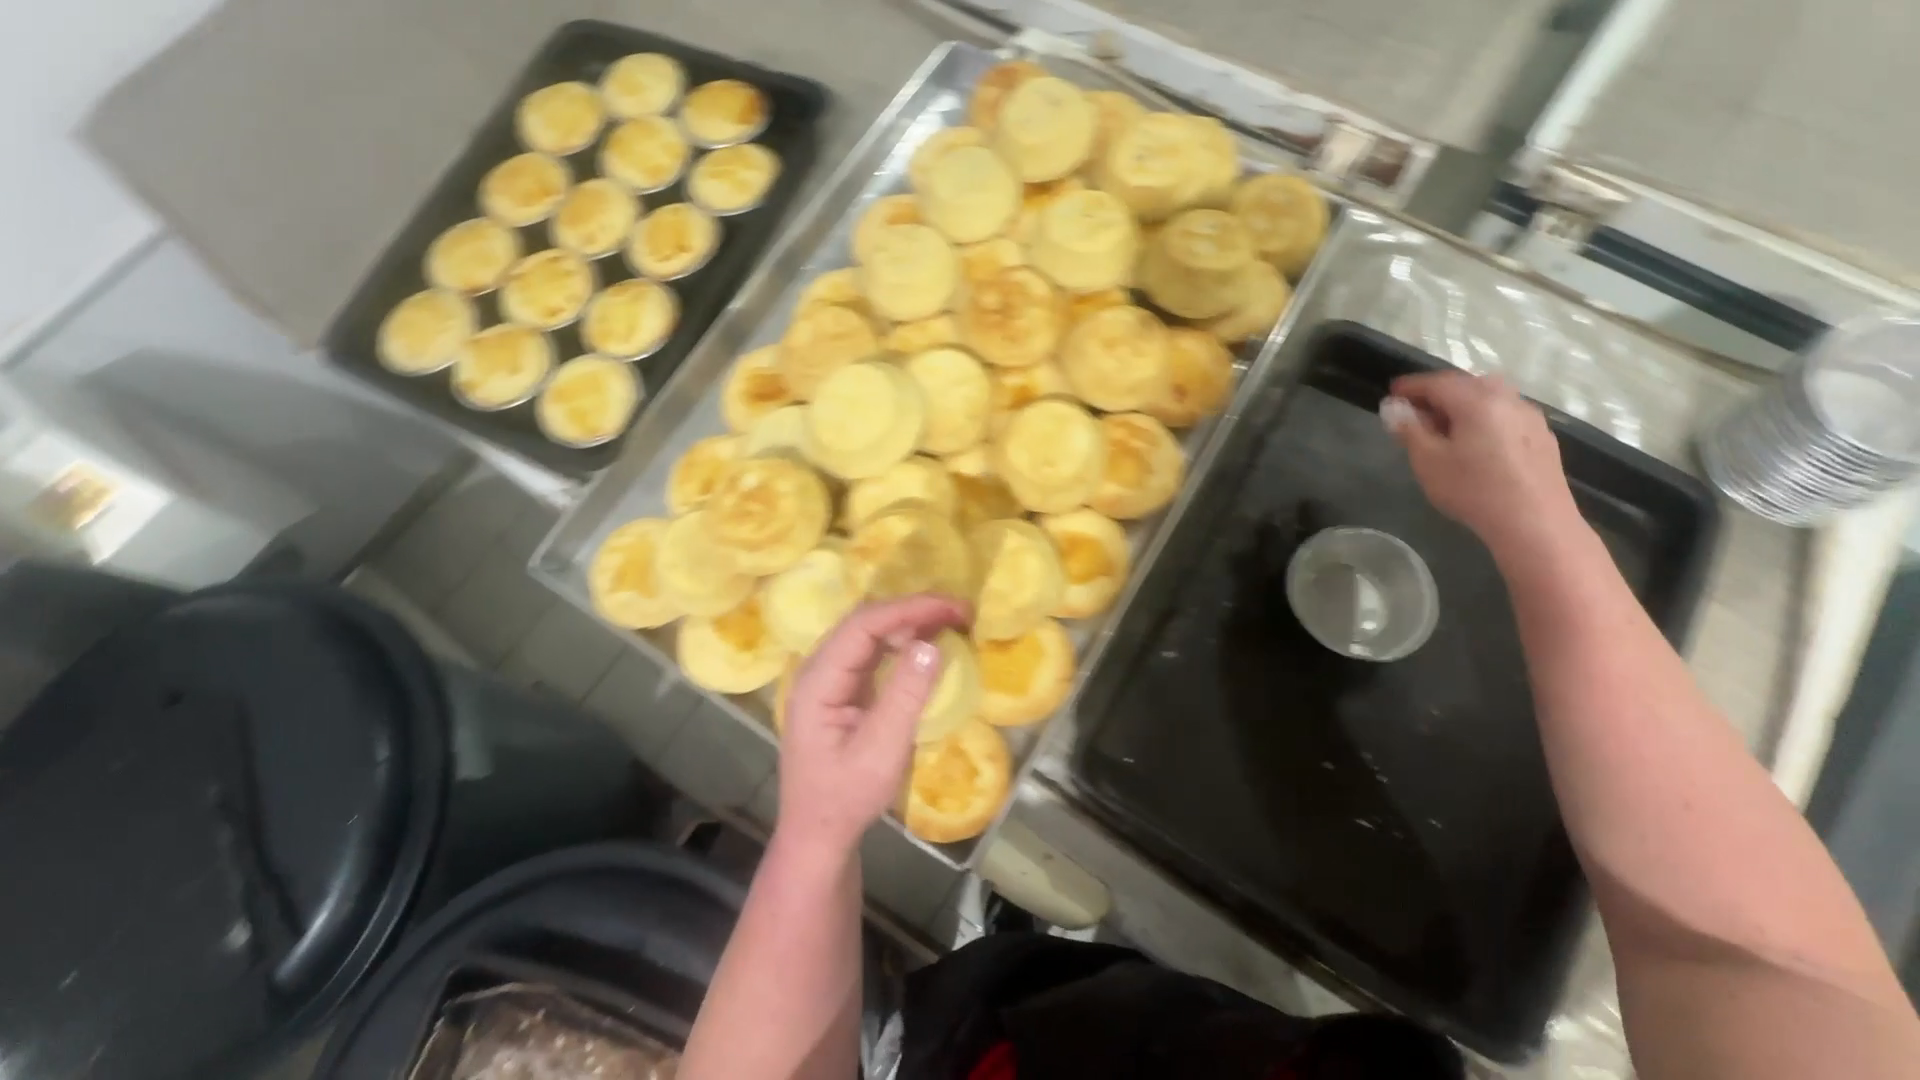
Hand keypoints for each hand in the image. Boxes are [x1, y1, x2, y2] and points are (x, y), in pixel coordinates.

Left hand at [775, 594, 970, 856]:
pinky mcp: (842, 693)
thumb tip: (931, 644)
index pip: (862, 626)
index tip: (952, 607)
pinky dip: (902, 645)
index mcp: (817, 681)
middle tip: (960, 611)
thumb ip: (905, 695)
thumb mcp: (881, 750)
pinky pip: (872, 655)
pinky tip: (927, 646)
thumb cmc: (846, 798)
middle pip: (864, 623)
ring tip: (951, 621)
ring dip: (908, 624)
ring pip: (869, 636)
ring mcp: (828, 682)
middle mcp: (818, 672)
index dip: (908, 609)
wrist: (818, 836)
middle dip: (912, 610)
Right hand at [1383, 372, 1581, 555]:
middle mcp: (1507, 400)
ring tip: (1446, 426)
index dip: (1411, 386)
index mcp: (1477, 401)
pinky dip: (1485, 417)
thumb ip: (1409, 430)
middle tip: (1417, 411)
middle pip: (1468, 384)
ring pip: (1491, 397)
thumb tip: (1393, 407)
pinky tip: (1477, 442)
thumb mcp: (1428, 461)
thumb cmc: (1473, 490)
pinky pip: (1506, 414)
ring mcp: (1530, 417)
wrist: (1535, 523)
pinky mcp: (1542, 436)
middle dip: (1439, 392)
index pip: (1438, 382)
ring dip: (1465, 403)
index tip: (1392, 392)